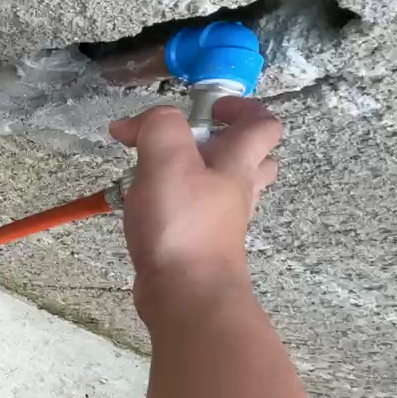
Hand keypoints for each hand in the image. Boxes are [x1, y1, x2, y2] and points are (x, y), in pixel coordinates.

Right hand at [108, 98, 281, 326]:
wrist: (185, 290)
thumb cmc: (180, 225)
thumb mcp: (165, 164)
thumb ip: (157, 130)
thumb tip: (135, 121)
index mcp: (236, 163)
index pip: (261, 123)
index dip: (238, 108)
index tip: (202, 107)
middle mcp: (237, 189)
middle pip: (252, 156)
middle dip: (223, 141)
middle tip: (184, 142)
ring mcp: (221, 218)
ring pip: (225, 185)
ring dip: (200, 172)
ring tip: (160, 172)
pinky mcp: (198, 241)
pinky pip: (198, 211)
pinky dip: (178, 202)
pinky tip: (147, 207)